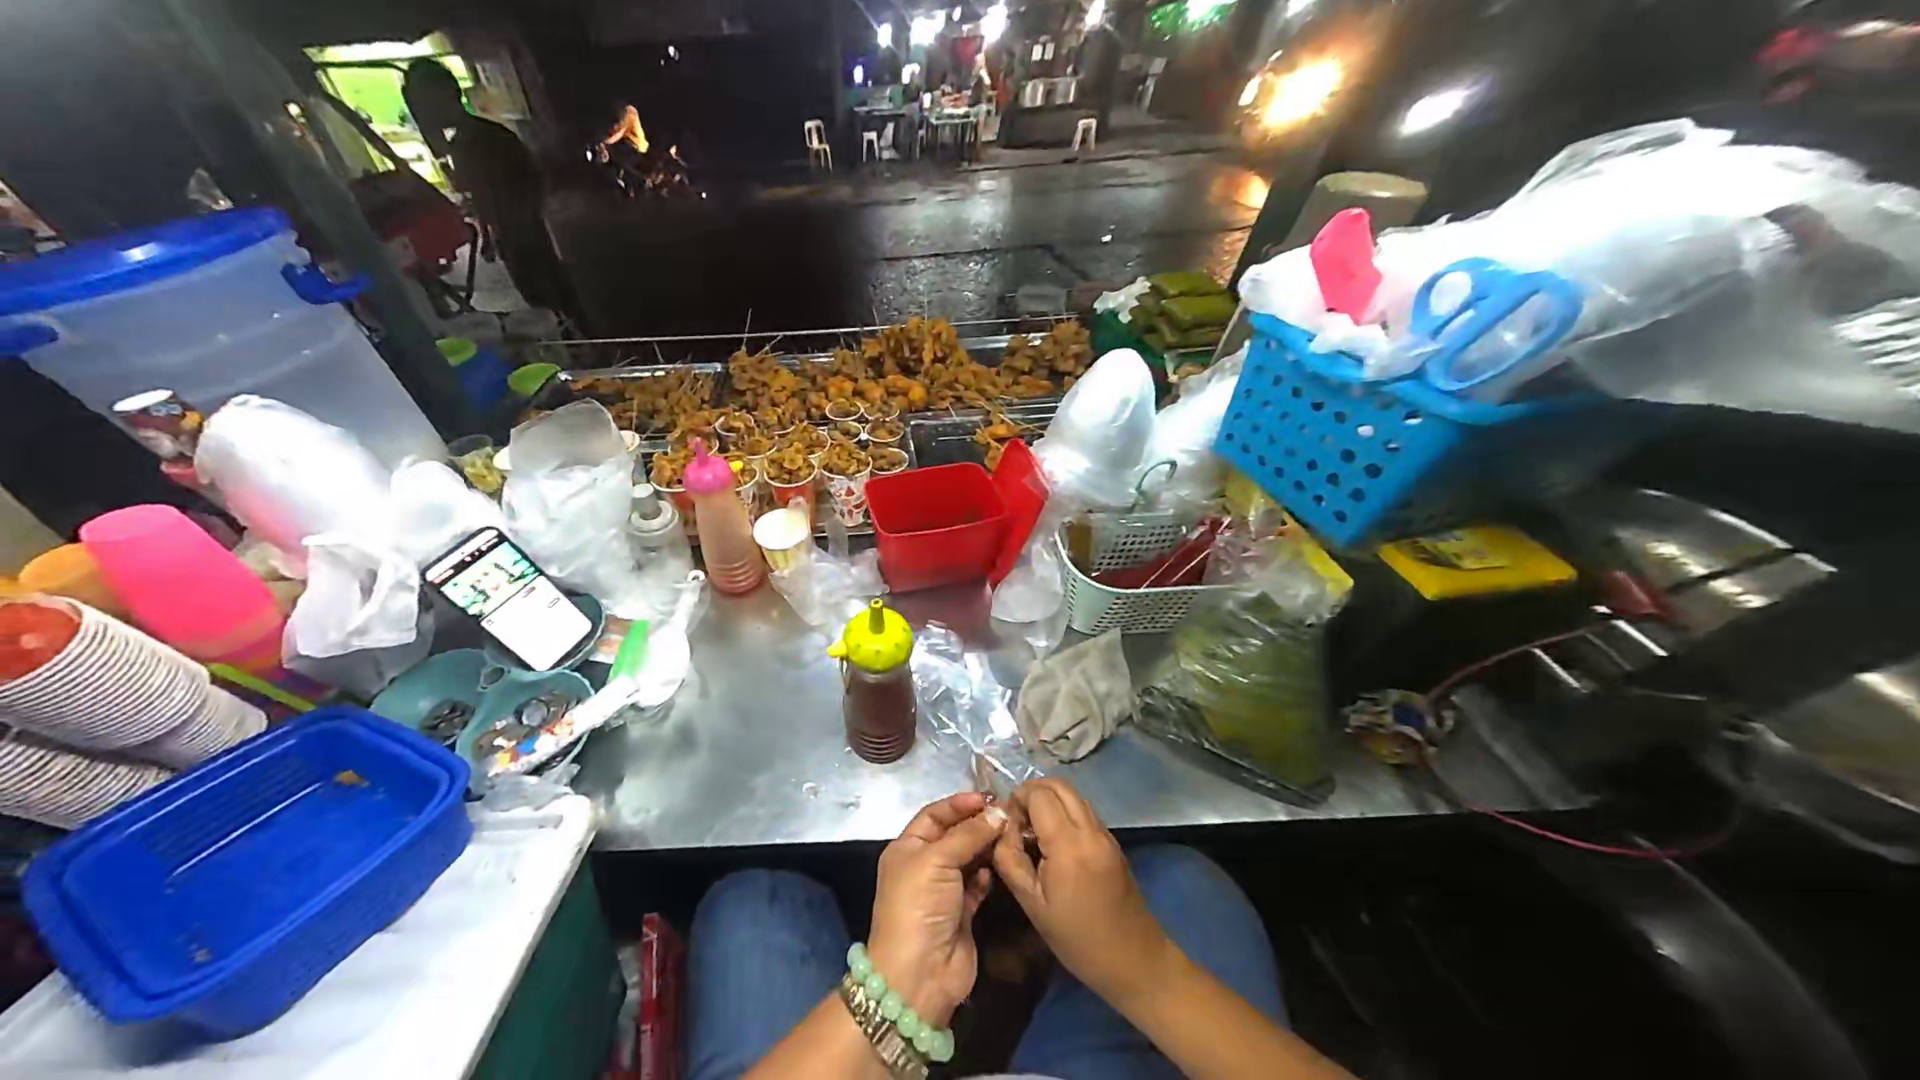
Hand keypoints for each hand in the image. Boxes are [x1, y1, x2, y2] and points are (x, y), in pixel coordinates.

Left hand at [867, 791, 1007, 1026]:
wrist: (919, 974)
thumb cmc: (919, 906)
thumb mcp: (937, 860)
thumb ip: (969, 834)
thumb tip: (999, 813)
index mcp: (907, 848)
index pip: (934, 815)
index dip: (959, 804)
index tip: (988, 798)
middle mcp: (924, 865)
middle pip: (954, 834)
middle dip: (978, 824)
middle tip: (1008, 816)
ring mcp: (943, 889)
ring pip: (969, 857)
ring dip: (986, 847)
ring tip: (1010, 837)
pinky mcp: (963, 911)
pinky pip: (978, 883)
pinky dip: (987, 874)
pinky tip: (998, 868)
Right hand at [991, 777, 1173, 1005]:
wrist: (1135, 961)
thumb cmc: (1077, 940)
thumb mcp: (1032, 904)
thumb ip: (1010, 860)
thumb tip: (1001, 829)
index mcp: (1069, 845)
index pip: (1039, 795)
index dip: (1017, 799)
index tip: (1006, 824)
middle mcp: (1090, 830)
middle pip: (1059, 785)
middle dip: (1032, 792)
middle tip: (1017, 820)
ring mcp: (1106, 834)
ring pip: (1074, 795)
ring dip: (1050, 800)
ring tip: (1033, 830)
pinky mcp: (1113, 843)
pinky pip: (1084, 811)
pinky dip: (1065, 811)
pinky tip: (1054, 842)